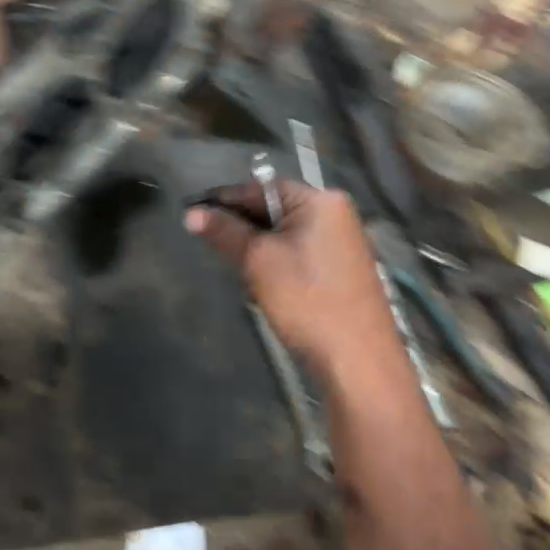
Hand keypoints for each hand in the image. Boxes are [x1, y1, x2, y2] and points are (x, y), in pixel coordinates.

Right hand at [185, 180, 399, 366]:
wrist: (359, 361)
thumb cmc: (306, 300)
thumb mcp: (258, 260)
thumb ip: (224, 231)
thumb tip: (191, 213)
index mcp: (321, 201)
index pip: (260, 188)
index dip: (224, 200)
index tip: (192, 213)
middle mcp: (336, 214)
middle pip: (273, 209)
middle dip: (241, 226)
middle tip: (209, 243)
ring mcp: (343, 243)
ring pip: (284, 233)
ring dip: (257, 247)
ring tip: (235, 268)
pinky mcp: (342, 270)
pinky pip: (299, 252)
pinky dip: (276, 261)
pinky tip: (262, 284)